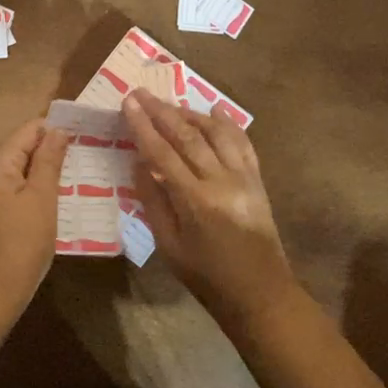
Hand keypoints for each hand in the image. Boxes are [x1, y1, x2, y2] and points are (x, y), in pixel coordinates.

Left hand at [0, 119, 67, 304]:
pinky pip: (14, 191)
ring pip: (19, 172)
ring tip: (75, 179)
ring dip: (44, 174)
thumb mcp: (42, 196)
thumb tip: (58, 130)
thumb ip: (49, 160)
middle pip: (22, 150)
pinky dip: (34, 191)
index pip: (28, 131)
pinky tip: (55, 201)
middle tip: (84, 160)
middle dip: (51, 153)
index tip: (83, 137)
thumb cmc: (23, 239)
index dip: (55, 130)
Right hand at [123, 91, 300, 331]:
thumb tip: (138, 163)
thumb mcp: (168, 246)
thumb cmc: (206, 276)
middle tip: (141, 93)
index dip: (142, 126)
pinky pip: (242, 143)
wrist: (260, 294)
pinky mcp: (257, 180)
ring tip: (169, 103)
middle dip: (161, 111)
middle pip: (187, 136)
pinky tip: (214, 110)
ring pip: (215, 132)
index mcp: (195, 200)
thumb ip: (152, 201)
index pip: (162, 153)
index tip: (127, 102)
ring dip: (190, 113)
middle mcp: (221, 181)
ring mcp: (243, 177)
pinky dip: (227, 124)